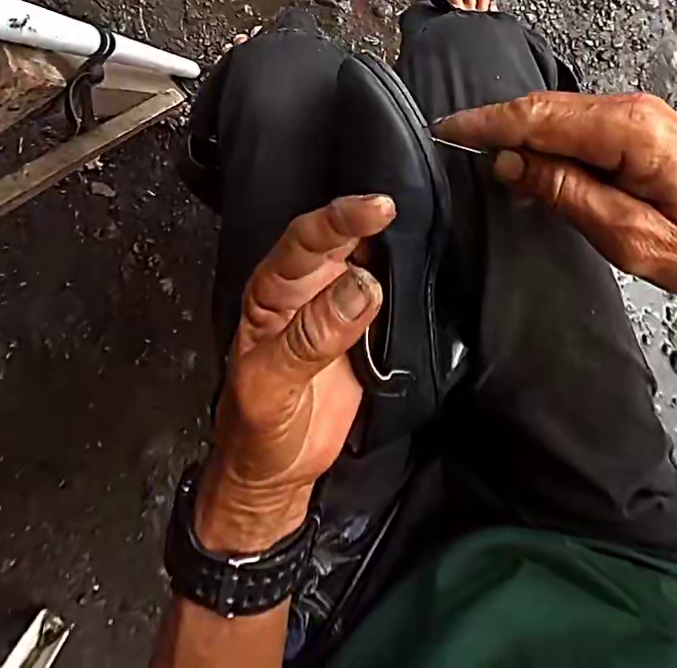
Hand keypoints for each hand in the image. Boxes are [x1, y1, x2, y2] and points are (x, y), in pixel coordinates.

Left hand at [197, 194, 393, 553]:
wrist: (276, 470)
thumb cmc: (257, 428)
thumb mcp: (272, 386)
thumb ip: (313, 336)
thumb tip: (360, 287)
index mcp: (270, 294)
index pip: (303, 243)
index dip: (337, 221)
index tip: (374, 210)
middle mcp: (302, 291)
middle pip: (334, 242)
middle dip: (363, 220)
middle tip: (395, 207)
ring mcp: (334, 308)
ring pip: (362, 261)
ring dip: (386, 243)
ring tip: (417, 227)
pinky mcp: (362, 330)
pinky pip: (384, 294)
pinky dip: (401, 277)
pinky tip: (418, 263)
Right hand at [436, 92, 676, 322]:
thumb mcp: (634, 239)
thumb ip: (566, 193)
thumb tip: (511, 163)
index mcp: (630, 129)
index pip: (536, 117)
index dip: (484, 123)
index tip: (444, 129)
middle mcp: (634, 111)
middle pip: (544, 109)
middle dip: (496, 125)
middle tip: (452, 144)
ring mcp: (642, 119)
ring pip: (560, 117)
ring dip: (519, 135)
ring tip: (481, 157)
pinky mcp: (646, 134)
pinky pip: (581, 130)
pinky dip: (547, 144)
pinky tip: (530, 165)